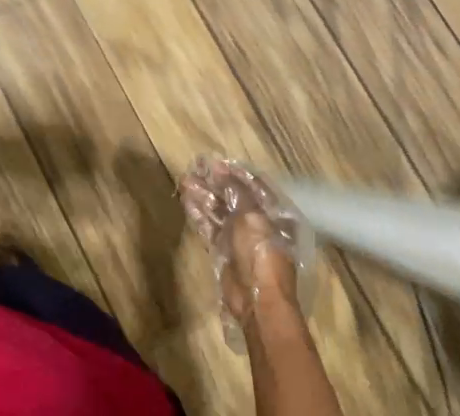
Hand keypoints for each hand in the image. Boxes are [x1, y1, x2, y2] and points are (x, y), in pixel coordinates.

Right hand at [180, 160, 300, 327]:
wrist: (257, 299)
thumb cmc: (262, 254)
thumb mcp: (252, 218)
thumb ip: (236, 191)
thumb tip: (219, 168)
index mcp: (274, 216)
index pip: (255, 188)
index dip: (235, 173)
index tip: (214, 161)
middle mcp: (258, 225)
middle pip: (234, 198)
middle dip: (215, 183)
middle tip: (195, 167)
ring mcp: (239, 239)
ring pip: (219, 211)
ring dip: (203, 195)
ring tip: (185, 180)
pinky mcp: (223, 250)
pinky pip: (209, 227)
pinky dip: (198, 213)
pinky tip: (186, 199)